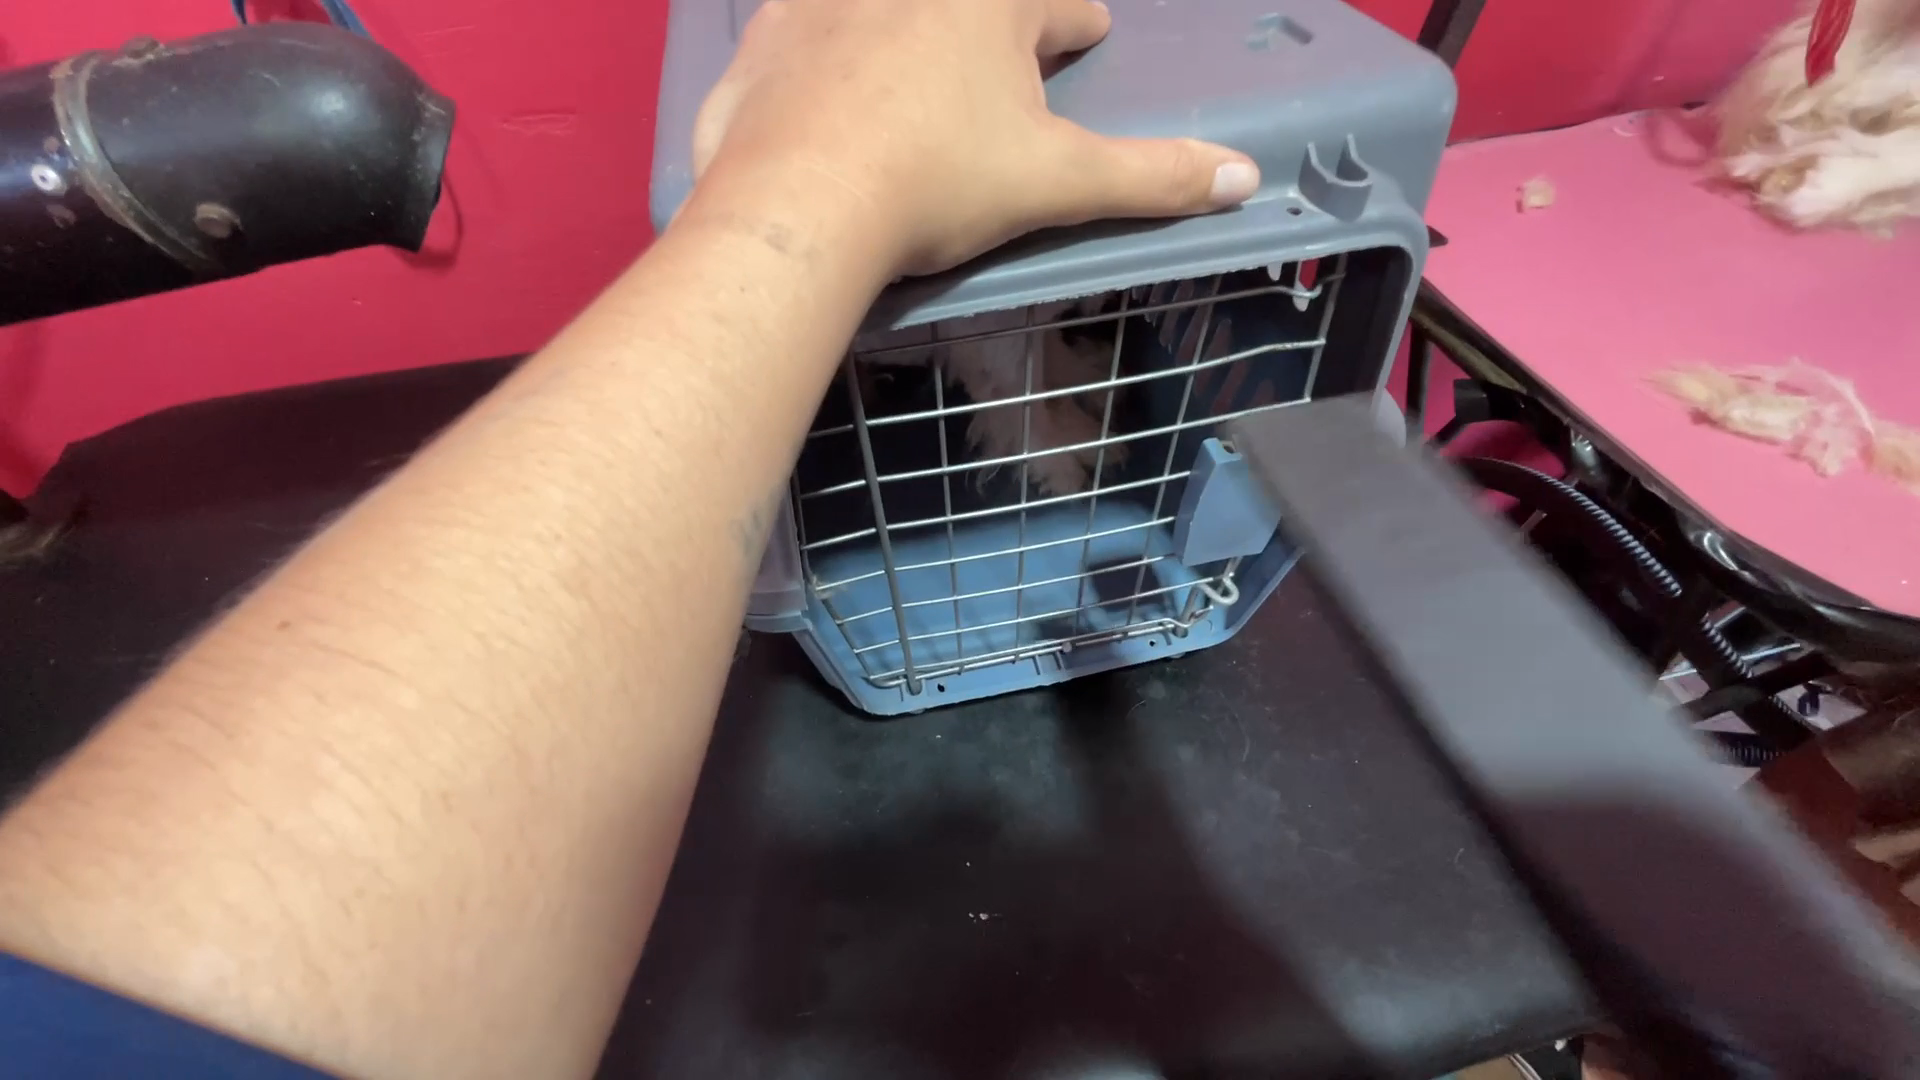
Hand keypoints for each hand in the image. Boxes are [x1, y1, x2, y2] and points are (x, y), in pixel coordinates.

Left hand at [685, 0, 1261, 277]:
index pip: (1056, 5)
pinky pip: (802, 26)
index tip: (1086, 29)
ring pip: (887, 5)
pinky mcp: (767, 41)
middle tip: (1009, 40)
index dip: (1076, 23)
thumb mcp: (1055, 183)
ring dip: (910, 21)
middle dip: (999, 18)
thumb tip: (1244, 178)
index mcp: (987, 1)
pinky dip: (824, 41)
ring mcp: (828, 4)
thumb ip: (1148, 179)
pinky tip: (827, 65)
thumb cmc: (941, 181)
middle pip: (972, 0)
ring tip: (919, 49)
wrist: (804, 201)